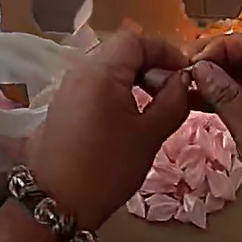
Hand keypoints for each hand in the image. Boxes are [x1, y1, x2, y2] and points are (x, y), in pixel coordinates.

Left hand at [27, 31, 191, 229]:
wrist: (57, 201)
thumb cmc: (108, 167)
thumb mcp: (149, 135)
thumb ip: (172, 101)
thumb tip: (184, 80)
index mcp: (101, 71)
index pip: (135, 40)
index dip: (164, 50)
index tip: (185, 71)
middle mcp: (80, 70)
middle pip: (120, 51)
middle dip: (150, 63)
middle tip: (173, 89)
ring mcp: (67, 87)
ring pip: (107, 67)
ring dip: (134, 77)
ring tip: (155, 103)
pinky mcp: (62, 105)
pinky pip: (94, 84)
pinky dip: (116, 90)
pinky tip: (130, 115)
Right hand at [189, 33, 241, 240]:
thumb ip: (225, 96)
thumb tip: (197, 66)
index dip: (219, 47)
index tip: (190, 61)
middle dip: (211, 62)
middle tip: (178, 72)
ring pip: (237, 80)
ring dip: (210, 81)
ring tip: (179, 86)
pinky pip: (237, 100)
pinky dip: (216, 99)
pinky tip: (191, 102)